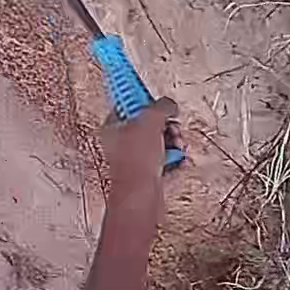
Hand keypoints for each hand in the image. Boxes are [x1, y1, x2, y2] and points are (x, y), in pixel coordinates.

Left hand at [100, 98, 179, 212]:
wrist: (141, 196)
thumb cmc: (135, 161)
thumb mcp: (150, 120)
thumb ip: (161, 106)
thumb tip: (169, 104)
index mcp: (112, 125)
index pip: (128, 103)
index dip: (143, 98)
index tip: (152, 94)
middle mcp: (121, 141)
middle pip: (148, 121)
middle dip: (165, 122)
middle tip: (170, 125)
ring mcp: (134, 157)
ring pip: (160, 139)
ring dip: (173, 139)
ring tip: (176, 143)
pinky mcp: (147, 171)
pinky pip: (165, 156)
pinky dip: (174, 155)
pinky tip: (177, 157)